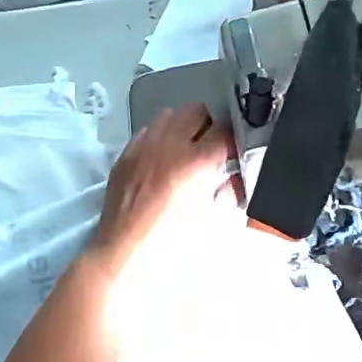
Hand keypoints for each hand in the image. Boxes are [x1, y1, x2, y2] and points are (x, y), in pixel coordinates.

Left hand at [88, 104, 232, 277]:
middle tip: (211, 147)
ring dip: (182, 127)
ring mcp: (143, 146)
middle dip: (209, 126)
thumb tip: (237, 178)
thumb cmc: (168, 241)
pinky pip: (147, 131)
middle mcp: (168, 146)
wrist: (124, 250)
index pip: (225, 131)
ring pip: (170, 115)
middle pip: (197, 111)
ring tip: (185, 149)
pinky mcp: (126, 153)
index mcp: (195, 162)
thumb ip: (228, 191)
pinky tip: (161, 159)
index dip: (234, 140)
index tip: (234, 151)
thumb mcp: (208, 217)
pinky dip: (159, 138)